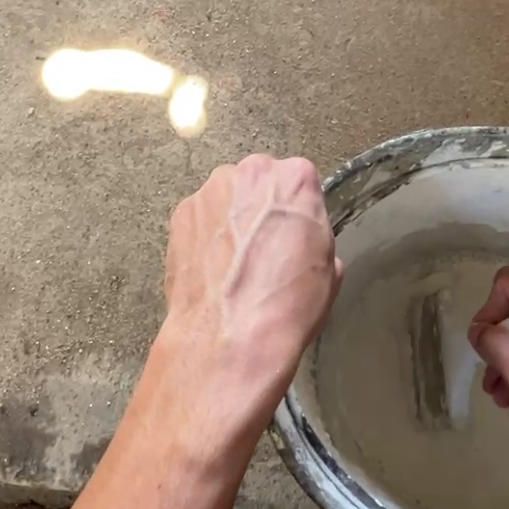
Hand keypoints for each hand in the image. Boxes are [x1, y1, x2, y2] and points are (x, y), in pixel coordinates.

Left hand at [157, 155, 341, 410]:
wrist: (230, 336)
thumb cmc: (287, 303)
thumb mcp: (328, 268)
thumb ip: (314, 233)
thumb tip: (301, 240)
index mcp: (295, 178)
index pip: (300, 180)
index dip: (297, 209)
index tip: (294, 231)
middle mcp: (251, 172)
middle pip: (259, 180)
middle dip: (260, 205)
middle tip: (263, 244)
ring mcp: (211, 190)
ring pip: (226, 196)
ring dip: (230, 217)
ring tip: (233, 260)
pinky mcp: (180, 212)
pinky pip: (200, 216)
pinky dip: (204, 234)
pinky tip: (211, 267)